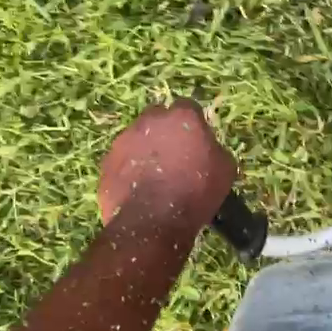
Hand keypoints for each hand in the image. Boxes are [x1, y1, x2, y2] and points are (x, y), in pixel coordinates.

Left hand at [96, 99, 235, 231]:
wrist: (153, 223)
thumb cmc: (196, 193)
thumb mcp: (225, 169)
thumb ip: (214, 149)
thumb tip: (207, 148)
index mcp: (182, 117)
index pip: (188, 107)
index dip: (192, 123)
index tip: (195, 140)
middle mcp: (151, 120)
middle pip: (158, 117)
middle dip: (165, 130)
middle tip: (174, 154)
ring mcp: (124, 140)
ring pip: (137, 137)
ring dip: (145, 149)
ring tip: (153, 175)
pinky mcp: (107, 161)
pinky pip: (121, 160)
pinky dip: (128, 169)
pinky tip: (138, 188)